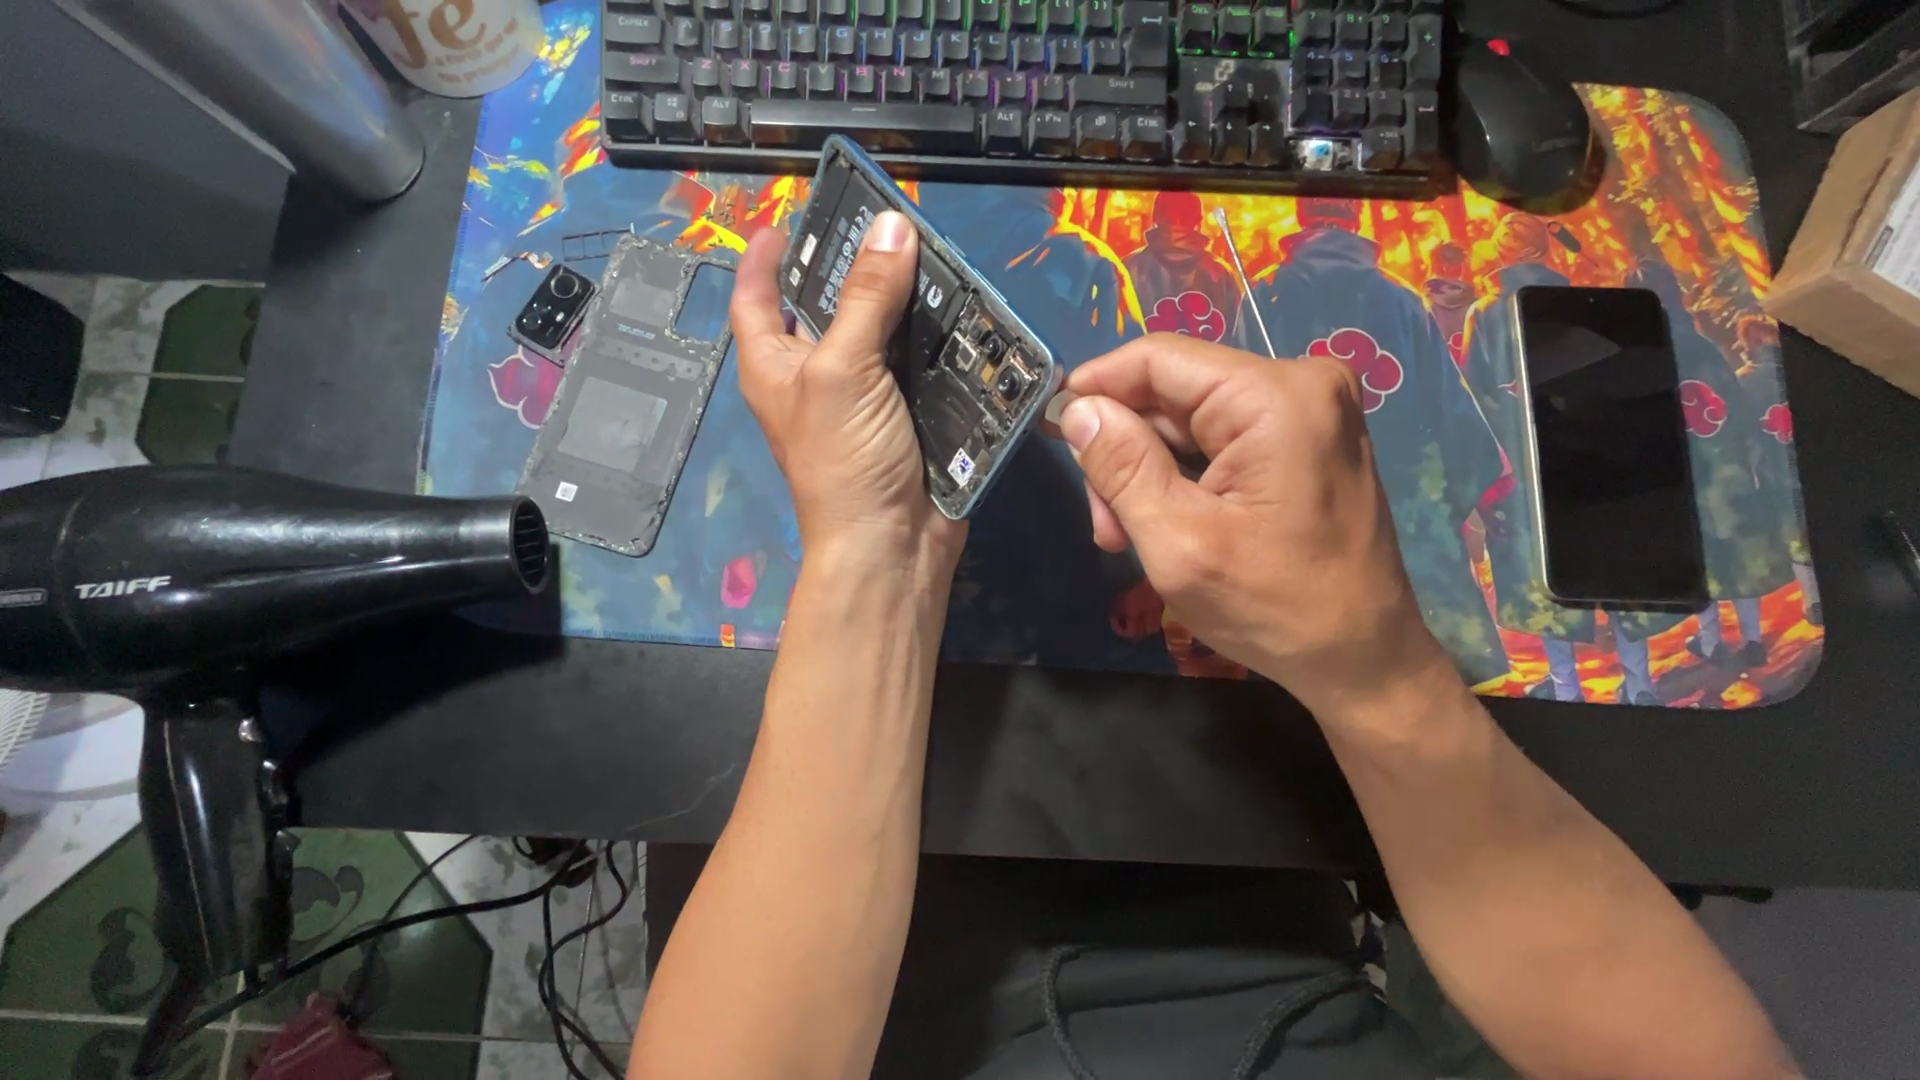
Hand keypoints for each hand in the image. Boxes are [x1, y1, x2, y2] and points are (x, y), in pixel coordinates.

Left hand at [731, 213, 964, 572]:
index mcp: (773, 364)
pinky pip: (915, 363)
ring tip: (931, 254)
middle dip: (852, 267)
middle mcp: (813, 375)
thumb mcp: (844, 370)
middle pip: (826, 307)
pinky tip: (956, 309)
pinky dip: (932, 337)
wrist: (891, 542)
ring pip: (878, 332)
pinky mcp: (903, 414)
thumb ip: (867, 298)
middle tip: (887, 225)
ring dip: (901, 299)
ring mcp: (861, 396)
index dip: (764, 257)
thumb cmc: (844, 458)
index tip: (787, 219)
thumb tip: (892, 226)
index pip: (755, 297)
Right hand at [1058, 334, 1452, 717]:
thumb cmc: (1274, 608)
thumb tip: (1076, 409)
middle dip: (1125, 454)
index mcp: (1274, 397)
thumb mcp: (1178, 542)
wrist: (1363, 659)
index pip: (1158, 359)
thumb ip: (1121, 468)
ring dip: (1148, 475)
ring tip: (1129, 538)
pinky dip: (1182, 480)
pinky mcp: (1302, 440)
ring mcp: (1305, 412)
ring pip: (1188, 422)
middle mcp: (1299, 384)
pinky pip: (1218, 441)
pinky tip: (1166, 527)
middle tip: (1106, 526)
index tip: (1052, 430)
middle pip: (1171, 394)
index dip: (1096, 387)